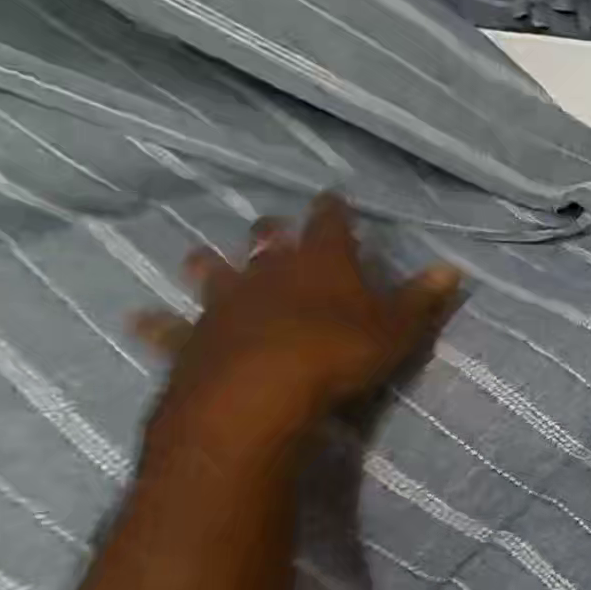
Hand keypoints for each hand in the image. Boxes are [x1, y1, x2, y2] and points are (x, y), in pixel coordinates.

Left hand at [129, 195, 459, 463]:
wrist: (260, 393)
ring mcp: (226, 304)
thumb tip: (453, 268)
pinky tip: (137, 319)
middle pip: (267, 243)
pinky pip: (171, 329)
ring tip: (197, 256)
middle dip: (270, 233)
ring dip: (209, 266)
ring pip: (214, 275)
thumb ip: (422, 299)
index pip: (330, 224)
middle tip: (267, 224)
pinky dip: (156, 324)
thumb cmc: (338, 353)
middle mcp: (270, 273)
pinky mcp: (194, 339)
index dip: (333, 211)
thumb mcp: (396, 329)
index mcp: (321, 264)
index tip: (332, 196)